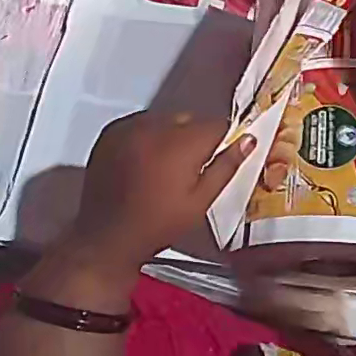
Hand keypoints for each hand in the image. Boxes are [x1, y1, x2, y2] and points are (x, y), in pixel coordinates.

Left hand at [67, 111, 254, 270]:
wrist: (106, 236)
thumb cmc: (158, 224)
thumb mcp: (200, 201)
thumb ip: (226, 166)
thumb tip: (249, 140)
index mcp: (181, 143)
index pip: (216, 124)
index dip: (223, 139)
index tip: (220, 155)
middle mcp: (154, 127)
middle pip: (189, 119)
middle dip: (195, 137)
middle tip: (190, 168)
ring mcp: (129, 127)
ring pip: (164, 119)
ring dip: (171, 134)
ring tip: (165, 166)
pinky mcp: (111, 132)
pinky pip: (140, 123)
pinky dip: (147, 135)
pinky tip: (144, 161)